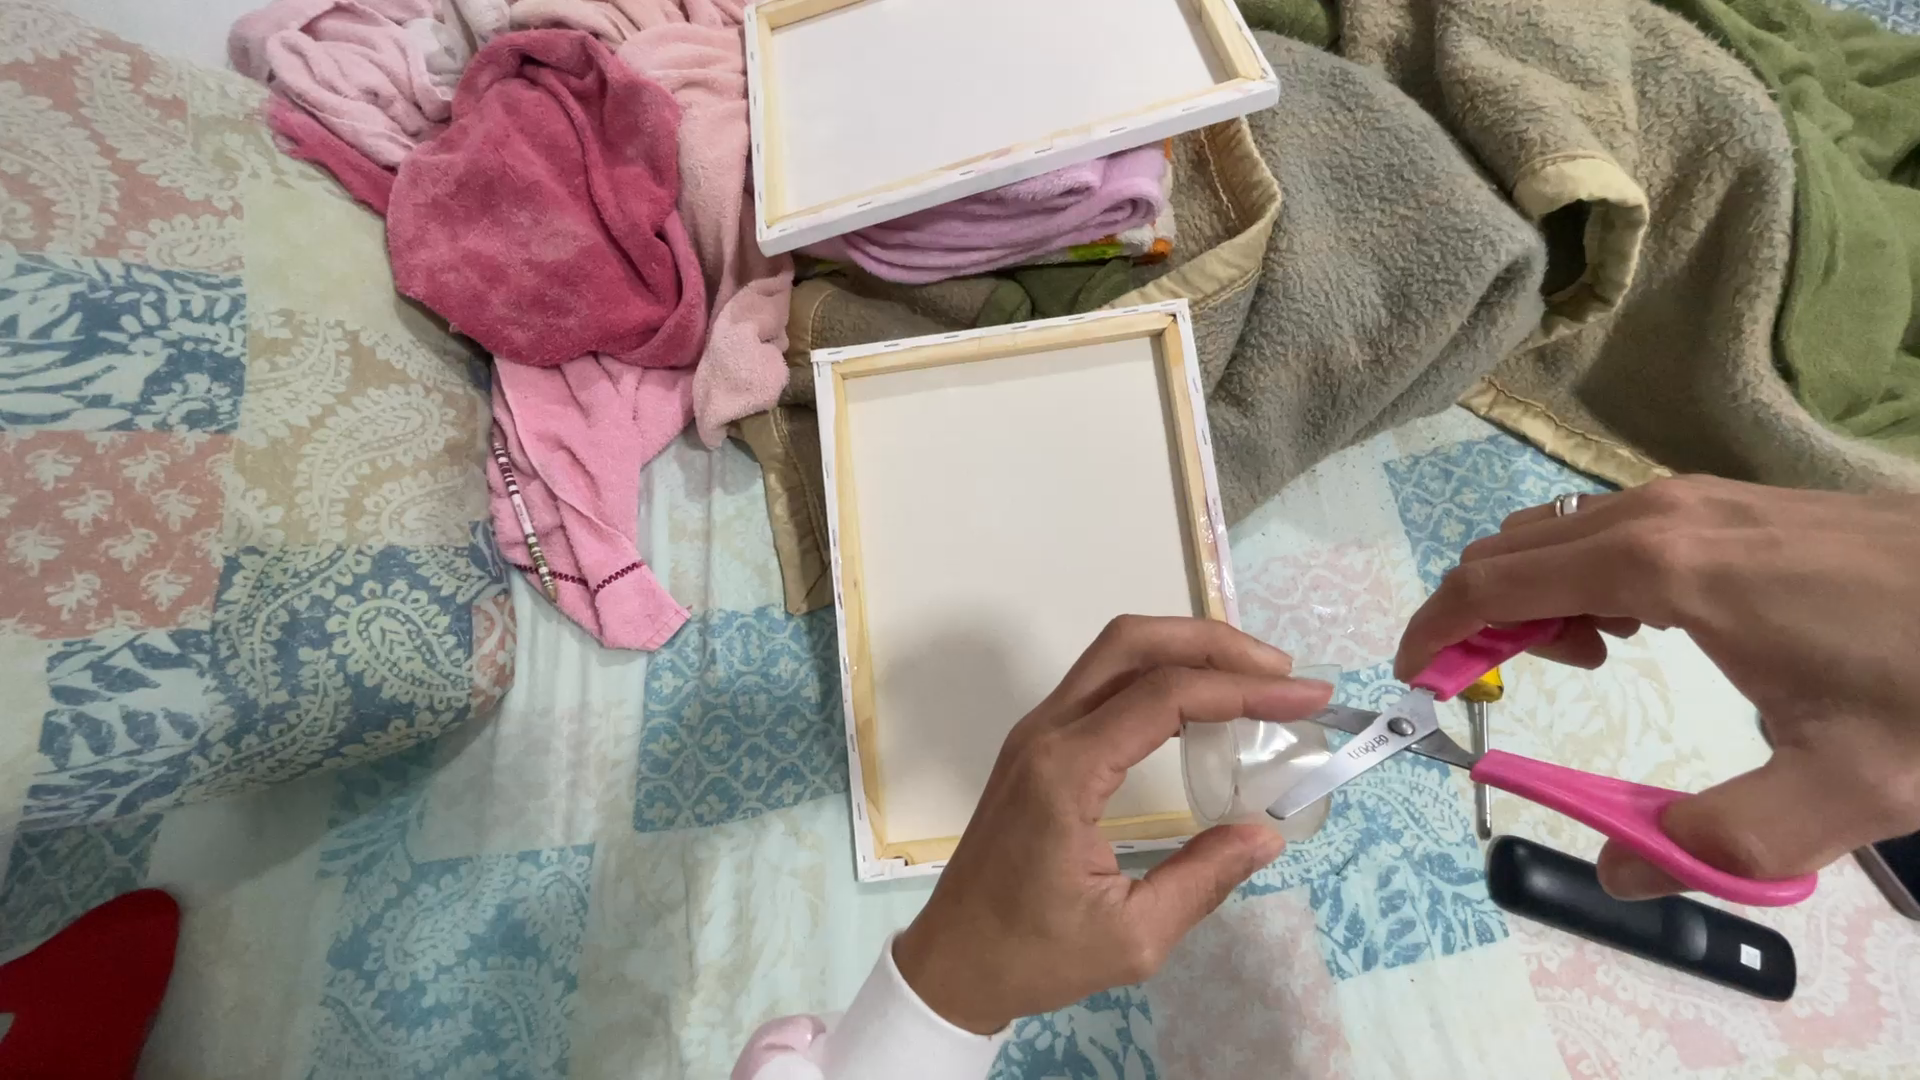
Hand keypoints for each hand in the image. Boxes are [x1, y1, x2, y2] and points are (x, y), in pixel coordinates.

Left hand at [892, 616, 1333, 1033]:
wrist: (956, 953)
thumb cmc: (1036, 952)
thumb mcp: (1132, 937)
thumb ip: (1203, 878)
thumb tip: (1267, 832)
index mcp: (1067, 771)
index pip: (1162, 696)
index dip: (1242, 688)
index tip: (1305, 697)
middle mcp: (1047, 730)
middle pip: (1131, 643)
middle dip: (1211, 642)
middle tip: (1280, 671)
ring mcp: (1038, 729)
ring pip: (1114, 653)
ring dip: (1184, 651)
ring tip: (1253, 680)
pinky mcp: (1039, 740)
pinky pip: (1103, 682)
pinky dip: (1157, 675)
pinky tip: (1198, 707)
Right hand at [1393, 476, 1919, 899]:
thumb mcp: (1856, 780)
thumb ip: (1726, 835)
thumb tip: (1624, 877)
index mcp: (1652, 566)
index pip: (1487, 588)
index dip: (1433, 633)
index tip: (1415, 676)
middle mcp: (1644, 515)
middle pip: (1497, 556)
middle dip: (1472, 620)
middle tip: (1497, 681)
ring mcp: (1676, 497)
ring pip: (1538, 538)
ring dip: (1523, 596)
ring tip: (1587, 654)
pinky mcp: (1704, 498)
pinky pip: (1588, 529)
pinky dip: (1569, 575)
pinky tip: (1634, 620)